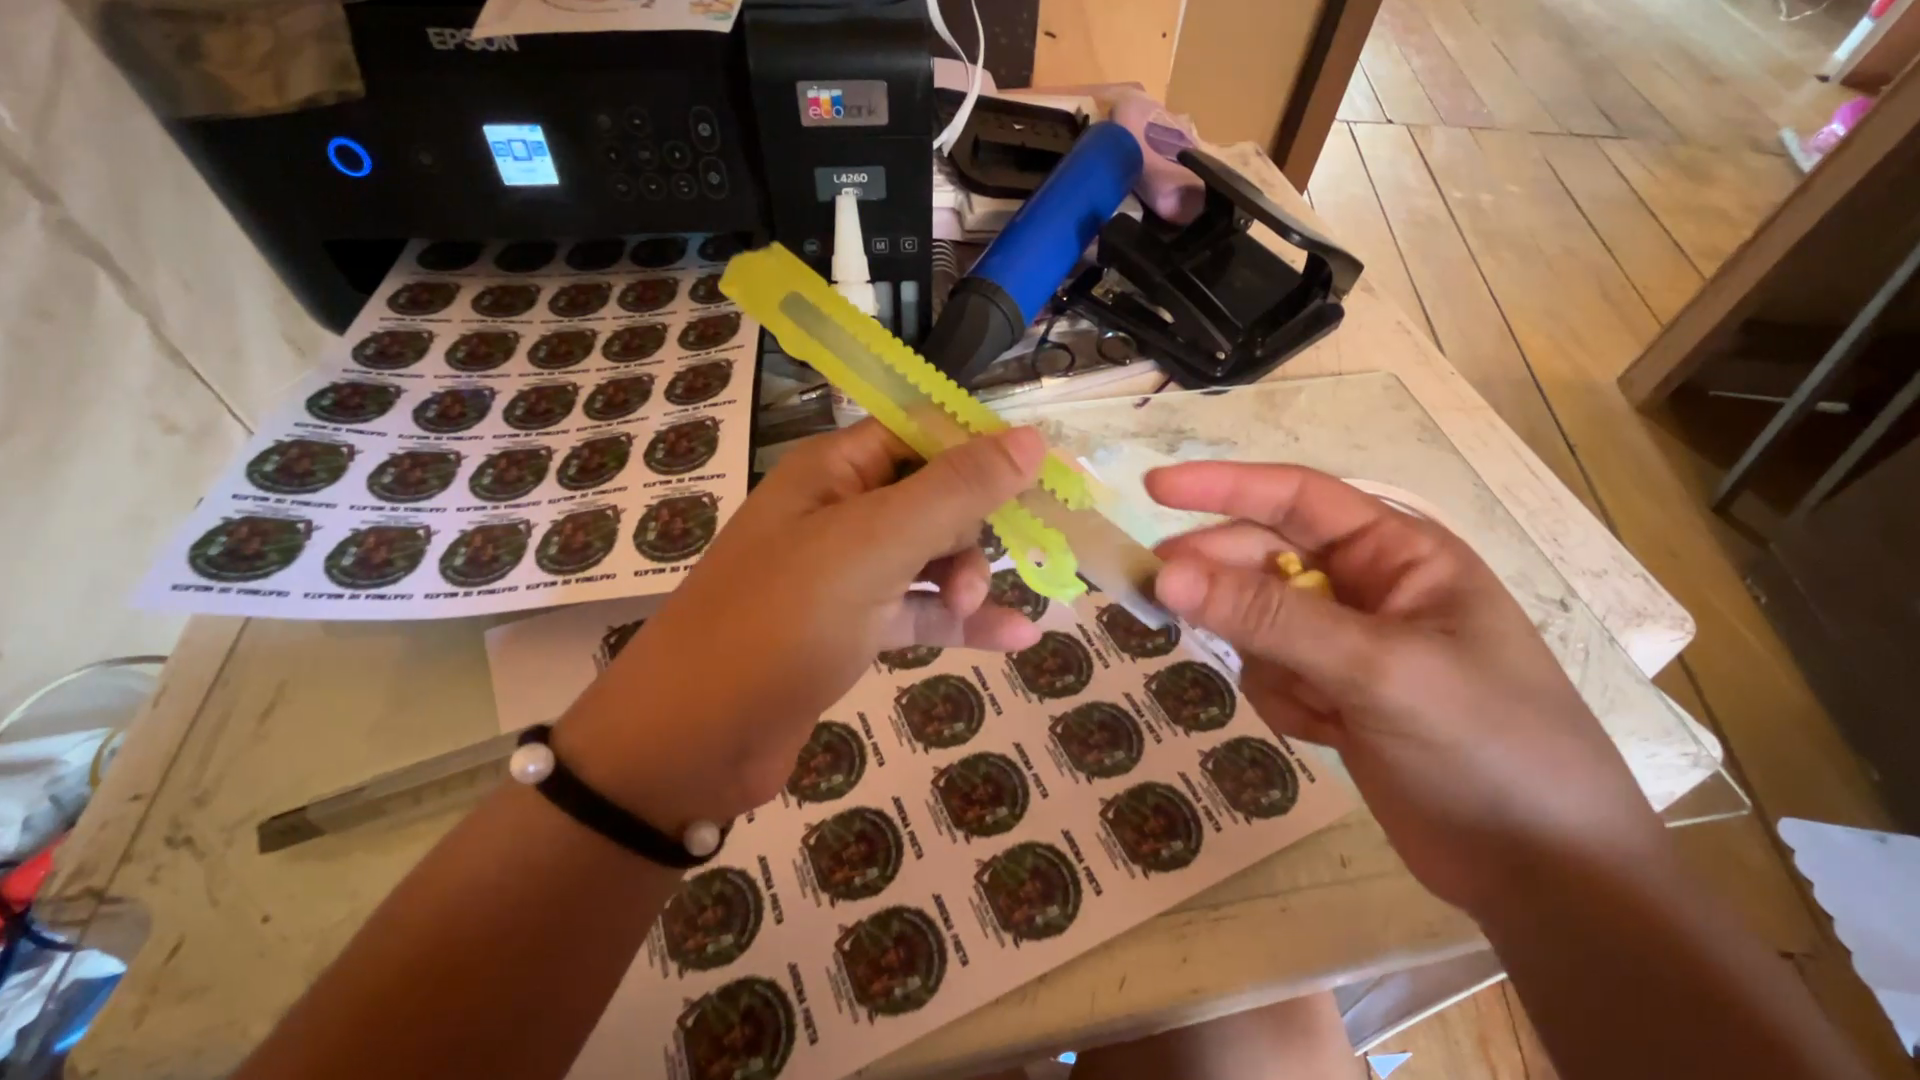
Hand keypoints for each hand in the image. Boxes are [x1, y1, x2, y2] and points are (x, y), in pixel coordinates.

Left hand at [556, 421, 1045, 830]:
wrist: (693, 738)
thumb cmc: (780, 622)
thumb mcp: (874, 545)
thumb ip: (955, 491)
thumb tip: (1030, 441)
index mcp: (833, 471)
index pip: (922, 431)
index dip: (983, 447)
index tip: (1044, 475)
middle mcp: (837, 513)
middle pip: (932, 497)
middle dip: (972, 526)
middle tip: (977, 571)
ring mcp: (842, 577)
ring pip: (929, 559)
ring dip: (968, 579)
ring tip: (979, 611)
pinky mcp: (849, 633)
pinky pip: (917, 614)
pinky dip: (959, 624)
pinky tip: (1016, 639)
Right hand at [1146, 463, 1667, 914]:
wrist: (1540, 868)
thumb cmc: (1484, 742)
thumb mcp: (1375, 669)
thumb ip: (1268, 618)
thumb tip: (1166, 575)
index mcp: (1400, 552)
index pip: (1296, 498)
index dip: (1222, 487)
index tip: (1152, 489)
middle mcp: (1371, 589)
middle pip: (1264, 560)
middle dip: (1220, 581)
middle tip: (1156, 596)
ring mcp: (1351, 647)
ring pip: (1259, 624)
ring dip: (1264, 657)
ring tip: (1309, 701)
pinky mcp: (1337, 698)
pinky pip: (1272, 675)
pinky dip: (1284, 700)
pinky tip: (1327, 733)